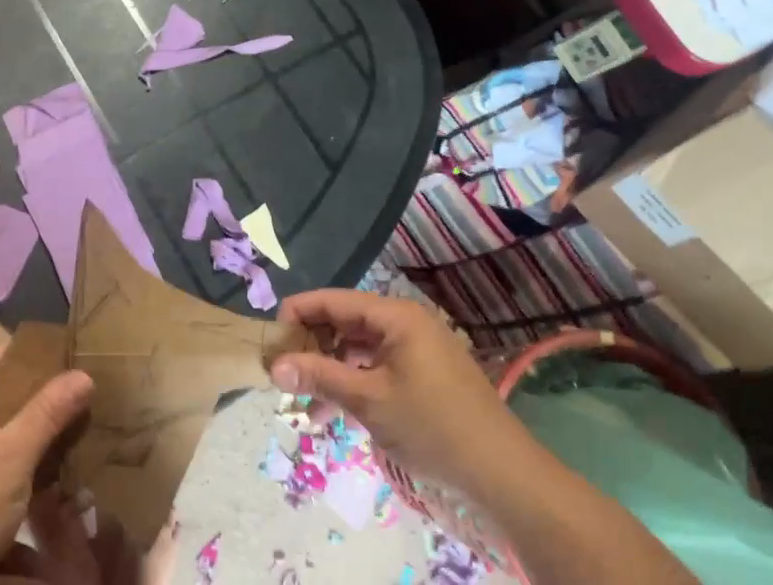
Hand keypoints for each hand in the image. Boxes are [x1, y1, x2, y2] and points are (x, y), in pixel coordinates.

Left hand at [0, 344, 93, 584]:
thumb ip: (48, 412)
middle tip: (91, 385)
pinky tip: (63, 444)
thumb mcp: (13, 455)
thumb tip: (84, 373)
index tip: (81, 354)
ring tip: (85, 410)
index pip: (3, 355)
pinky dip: (32, 442)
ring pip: (10, 415)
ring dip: (43, 417)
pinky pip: (7, 440)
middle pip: (8, 385)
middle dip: (47, 388)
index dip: (42, 354)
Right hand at [269, 290, 531, 493]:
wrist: (502, 473)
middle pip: (344, 322)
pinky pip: (376, 368)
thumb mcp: (368, 400)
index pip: (333, 300)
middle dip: (311, 346)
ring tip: (301, 400)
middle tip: (282, 372)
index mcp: (395, 317)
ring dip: (328, 370)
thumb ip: (319, 376)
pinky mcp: (423, 376)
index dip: (298, 314)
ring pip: (357, 349)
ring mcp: (416, 350)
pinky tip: (331, 412)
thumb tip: (274, 365)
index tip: (270, 340)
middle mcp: (405, 324)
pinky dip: (352, 384)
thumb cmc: (432, 425)